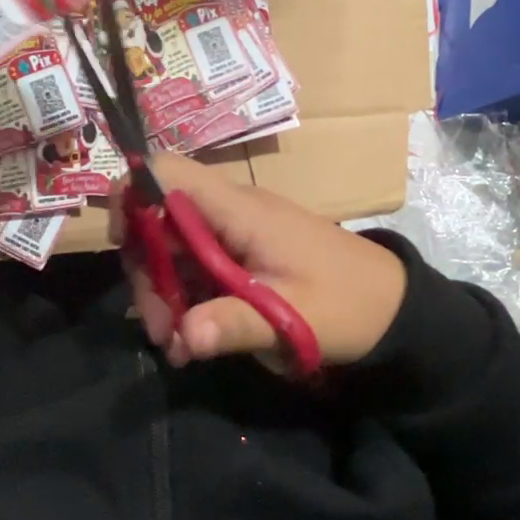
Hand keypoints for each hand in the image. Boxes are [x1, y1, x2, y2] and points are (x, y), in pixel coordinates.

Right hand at [116, 153, 407, 367]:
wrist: (393, 308)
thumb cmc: (348, 303)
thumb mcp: (293, 318)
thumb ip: (236, 325)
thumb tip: (185, 337)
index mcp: (241, 211)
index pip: (169, 172)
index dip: (133, 196)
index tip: (125, 246)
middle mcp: (229, 213)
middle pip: (157, 221)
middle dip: (148, 274)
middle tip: (163, 332)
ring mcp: (232, 235)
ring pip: (170, 249)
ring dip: (163, 295)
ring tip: (179, 346)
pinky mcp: (237, 257)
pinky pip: (192, 268)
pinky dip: (184, 301)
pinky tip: (193, 340)